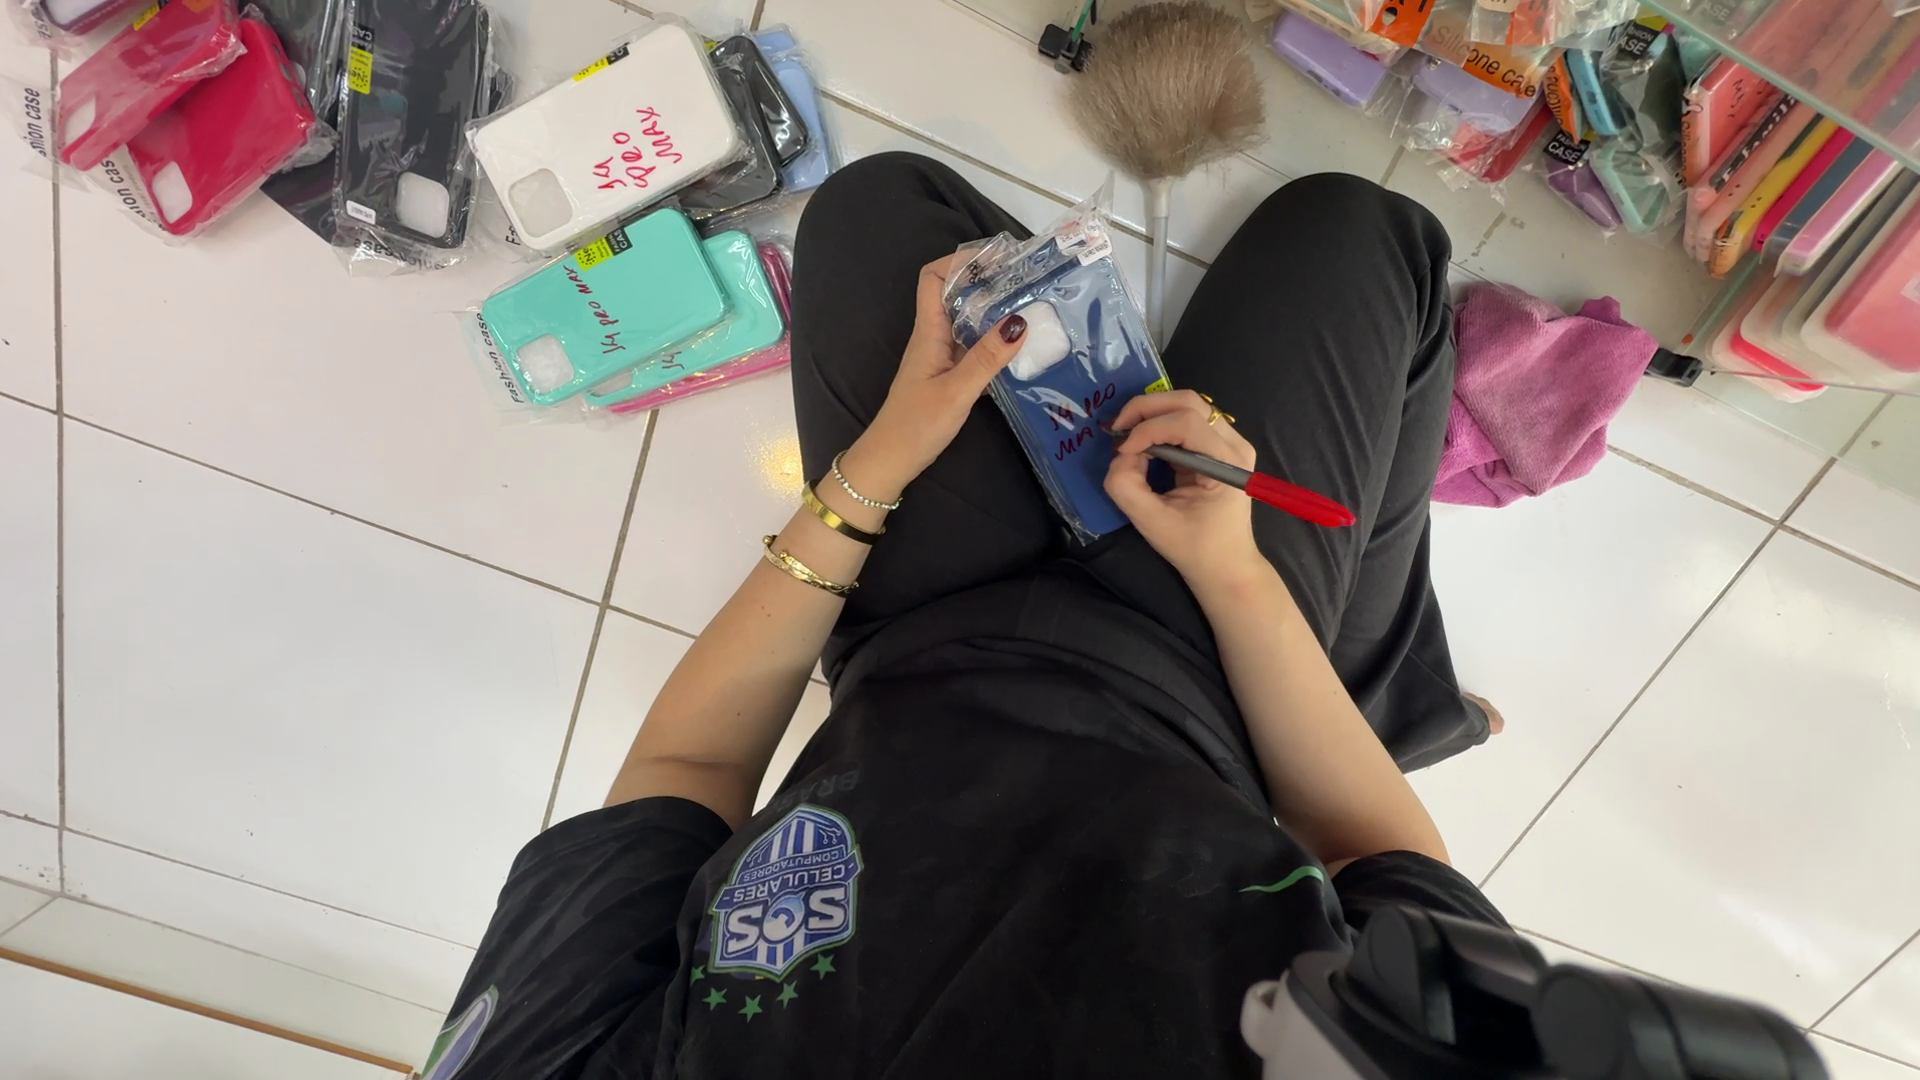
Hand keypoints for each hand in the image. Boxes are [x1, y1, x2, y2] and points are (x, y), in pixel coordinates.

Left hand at [839, 254, 1028, 498]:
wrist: (891, 460)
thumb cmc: (916, 426)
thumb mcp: (957, 392)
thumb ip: (987, 358)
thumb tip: (1020, 321)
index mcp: (928, 333)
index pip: (934, 277)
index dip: (960, 260)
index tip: (997, 258)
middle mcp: (932, 338)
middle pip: (955, 294)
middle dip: (986, 280)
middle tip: (1024, 279)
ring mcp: (939, 357)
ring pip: (965, 320)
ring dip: (992, 309)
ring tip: (1028, 305)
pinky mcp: (947, 375)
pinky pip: (971, 345)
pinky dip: (991, 339)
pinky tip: (1015, 346)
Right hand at [1104, 390, 1266, 589]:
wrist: (1225, 566)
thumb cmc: (1194, 548)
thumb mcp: (1152, 523)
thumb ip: (1127, 487)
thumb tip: (1118, 457)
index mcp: (1226, 463)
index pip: (1186, 422)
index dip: (1147, 429)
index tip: (1121, 451)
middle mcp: (1234, 444)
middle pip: (1188, 401)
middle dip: (1146, 408)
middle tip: (1117, 428)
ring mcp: (1230, 442)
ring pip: (1187, 405)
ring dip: (1151, 414)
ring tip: (1128, 437)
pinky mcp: (1217, 447)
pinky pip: (1186, 420)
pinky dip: (1159, 424)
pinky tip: (1143, 443)